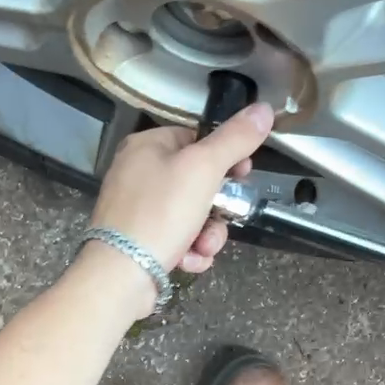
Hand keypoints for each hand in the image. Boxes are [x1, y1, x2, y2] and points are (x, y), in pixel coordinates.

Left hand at [86, 103, 273, 274]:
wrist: (121, 274)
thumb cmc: (160, 213)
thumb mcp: (203, 168)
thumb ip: (235, 139)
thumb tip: (263, 109)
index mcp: (146, 147)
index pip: (195, 138)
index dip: (225, 155)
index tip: (244, 174)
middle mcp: (138, 175)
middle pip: (197, 182)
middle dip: (218, 208)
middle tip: (226, 217)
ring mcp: (137, 211)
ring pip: (192, 216)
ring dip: (207, 235)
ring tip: (203, 248)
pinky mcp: (141, 243)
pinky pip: (178, 240)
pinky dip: (189, 252)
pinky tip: (187, 262)